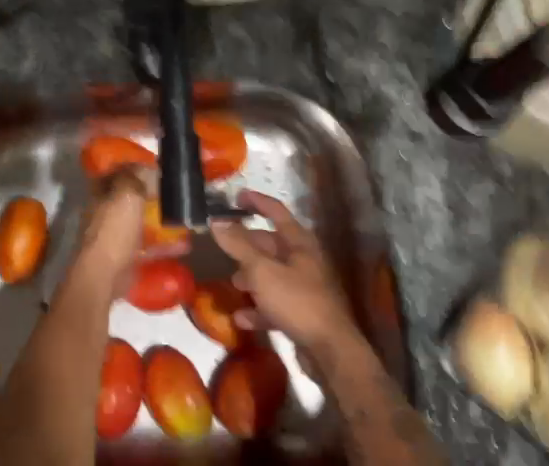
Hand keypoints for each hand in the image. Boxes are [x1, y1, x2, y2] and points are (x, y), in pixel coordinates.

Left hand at [70, 168, 185, 295]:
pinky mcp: (127, 256)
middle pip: (130, 197)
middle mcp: (106, 211)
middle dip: (150, 194)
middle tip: (174, 190)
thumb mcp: (127, 194)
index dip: (133, 167)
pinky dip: (165, 245)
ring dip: (159, 219)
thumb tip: (148, 166)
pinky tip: (185, 244)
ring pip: (140, 222)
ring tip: (183, 215)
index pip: (115, 172)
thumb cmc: (114, 228)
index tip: (155, 166)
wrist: (105, 274)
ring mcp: (116, 235)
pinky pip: (149, 246)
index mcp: (101, 193)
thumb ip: (137, 177)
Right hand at [210, 190, 361, 363]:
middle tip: (225, 247)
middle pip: (272, 245)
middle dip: (248, 245)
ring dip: (251, 277)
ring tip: (233, 283)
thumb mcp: (261, 270)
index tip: (235, 197)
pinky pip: (275, 304)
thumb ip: (238, 245)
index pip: (276, 212)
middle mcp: (304, 261)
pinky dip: (258, 308)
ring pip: (272, 275)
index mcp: (300, 243)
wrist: (331, 352)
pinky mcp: (303, 314)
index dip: (256, 202)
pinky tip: (241, 318)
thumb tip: (217, 221)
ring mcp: (305, 288)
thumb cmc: (297, 301)